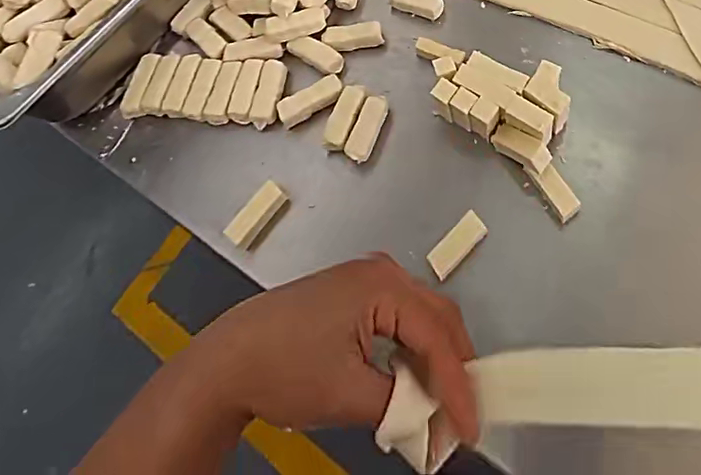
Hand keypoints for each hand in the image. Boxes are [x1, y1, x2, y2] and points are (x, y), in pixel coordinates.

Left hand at [183, 253, 479, 442]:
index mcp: (381, 284)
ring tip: (440, 409)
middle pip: (438, 318)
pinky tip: (412, 383)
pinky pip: (400, 319)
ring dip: (435, 362)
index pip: (437, 336)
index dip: (459, 386)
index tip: (470, 428)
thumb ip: (402, 405)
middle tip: (461, 418)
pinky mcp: (355, 294)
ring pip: (422, 318)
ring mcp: (366, 279)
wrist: (230, 359)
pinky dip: (413, 352)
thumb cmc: (282, 366)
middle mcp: (380, 272)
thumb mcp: (349, 395)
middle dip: (454, 369)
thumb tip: (432, 417)